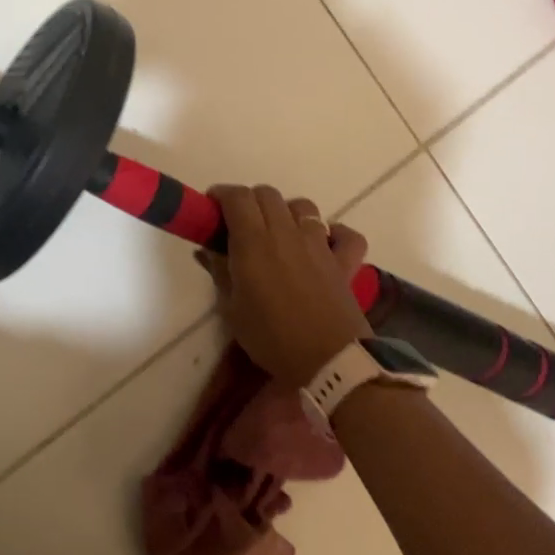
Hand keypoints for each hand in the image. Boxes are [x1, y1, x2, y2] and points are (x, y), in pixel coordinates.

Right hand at [200, 185, 373, 388]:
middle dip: (249, 200)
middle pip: (267, 194)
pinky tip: (325, 243)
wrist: (328, 360)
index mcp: (254, 242)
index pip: (237, 197)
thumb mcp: (232, 309)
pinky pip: (346, 235)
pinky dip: (335, 233)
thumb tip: (207, 251)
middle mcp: (286, 233)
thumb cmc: (271, 337)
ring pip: (303, 206)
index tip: (212, 206)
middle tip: (239, 223)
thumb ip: (220, 273)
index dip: (222, 194)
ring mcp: (319, 244)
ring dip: (286, 211)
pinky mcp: (345, 261)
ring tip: (278, 232)